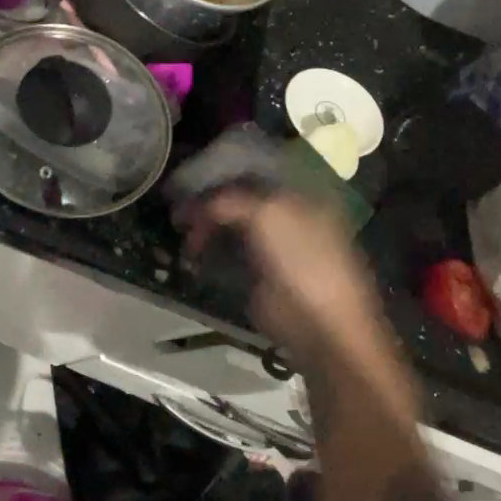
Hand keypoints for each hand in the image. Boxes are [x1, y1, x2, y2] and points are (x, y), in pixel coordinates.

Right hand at [183, 191, 389, 371]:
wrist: (320, 326)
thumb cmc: (302, 261)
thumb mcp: (266, 214)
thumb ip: (229, 199)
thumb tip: (197, 202)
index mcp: (297, 198)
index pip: (249, 175)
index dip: (217, 176)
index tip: (185, 182)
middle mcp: (286, 217)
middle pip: (235, 200)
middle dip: (205, 205)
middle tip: (179, 215)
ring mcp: (273, 246)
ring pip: (228, 226)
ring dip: (204, 230)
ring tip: (187, 242)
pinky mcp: (259, 274)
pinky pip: (227, 253)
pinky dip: (208, 252)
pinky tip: (194, 257)